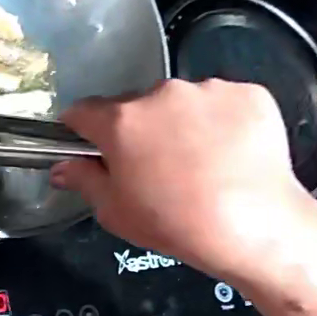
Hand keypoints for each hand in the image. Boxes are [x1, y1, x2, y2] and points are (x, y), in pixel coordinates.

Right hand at [51, 78, 315, 279]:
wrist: (254, 225)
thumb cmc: (173, 223)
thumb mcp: (114, 211)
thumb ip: (83, 180)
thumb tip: (62, 167)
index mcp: (121, 122)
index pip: (83, 111)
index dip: (78, 130)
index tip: (85, 146)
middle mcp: (162, 95)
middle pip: (134, 106)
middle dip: (134, 130)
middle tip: (148, 168)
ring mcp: (208, 90)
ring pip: (179, 104)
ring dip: (177, 125)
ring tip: (194, 164)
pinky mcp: (249, 94)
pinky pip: (220, 104)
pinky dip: (218, 124)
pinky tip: (225, 156)